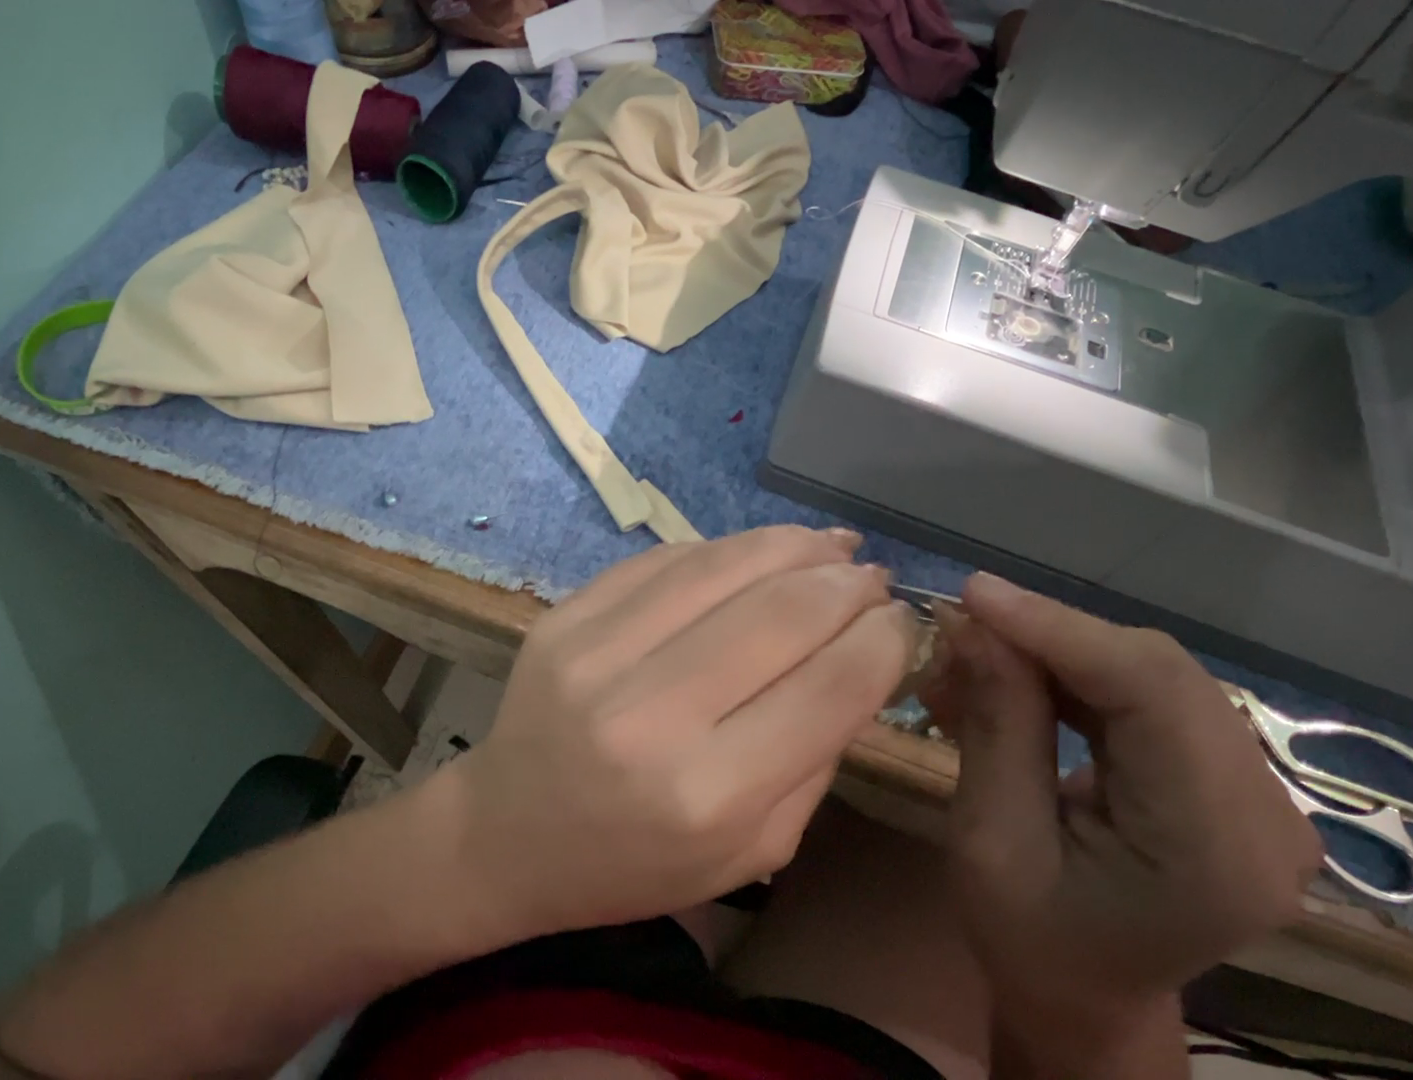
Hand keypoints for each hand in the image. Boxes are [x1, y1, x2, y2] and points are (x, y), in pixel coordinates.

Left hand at [445, 525, 917, 939]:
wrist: (510, 836)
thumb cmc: (639, 863)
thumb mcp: (755, 849)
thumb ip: (818, 758)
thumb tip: (864, 658)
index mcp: (710, 795)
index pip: (831, 685)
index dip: (884, 640)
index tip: (902, 622)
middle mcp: (652, 717)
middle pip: (783, 612)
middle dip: (848, 585)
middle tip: (872, 581)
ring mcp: (596, 655)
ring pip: (724, 566)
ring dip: (795, 546)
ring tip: (832, 547)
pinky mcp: (564, 618)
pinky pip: (666, 560)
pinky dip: (727, 548)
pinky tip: (761, 552)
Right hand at [920, 575, 1321, 1051]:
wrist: (1086, 1000)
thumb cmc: (1028, 942)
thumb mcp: (990, 842)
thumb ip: (997, 728)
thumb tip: (977, 624)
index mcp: (1215, 849)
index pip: (1151, 693)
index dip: (1059, 629)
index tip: (974, 593)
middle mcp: (1266, 813)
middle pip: (1161, 675)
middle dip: (1051, 638)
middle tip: (963, 627)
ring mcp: (1261, 796)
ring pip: (1155, 677)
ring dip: (1059, 655)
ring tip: (976, 657)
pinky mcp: (1234, 782)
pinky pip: (1153, 700)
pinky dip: (1079, 680)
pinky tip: (1018, 678)